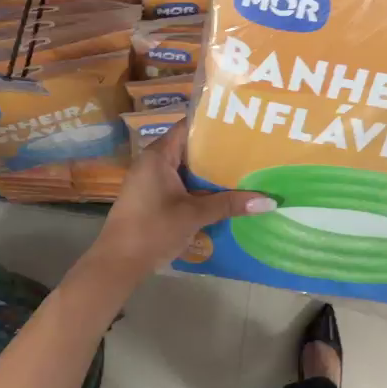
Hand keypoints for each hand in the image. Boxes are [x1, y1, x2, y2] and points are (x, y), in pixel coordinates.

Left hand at [82, 121, 272, 285]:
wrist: (118, 263)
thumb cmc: (153, 229)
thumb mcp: (194, 215)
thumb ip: (229, 204)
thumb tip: (268, 201)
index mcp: (158, 155)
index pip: (188, 127)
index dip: (213, 124)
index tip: (241, 124)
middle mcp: (152, 162)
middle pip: (189, 149)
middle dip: (217, 152)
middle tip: (250, 149)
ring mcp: (151, 182)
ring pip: (186, 170)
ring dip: (209, 174)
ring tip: (244, 170)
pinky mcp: (152, 199)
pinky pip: (180, 186)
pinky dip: (199, 189)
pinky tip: (223, 196)